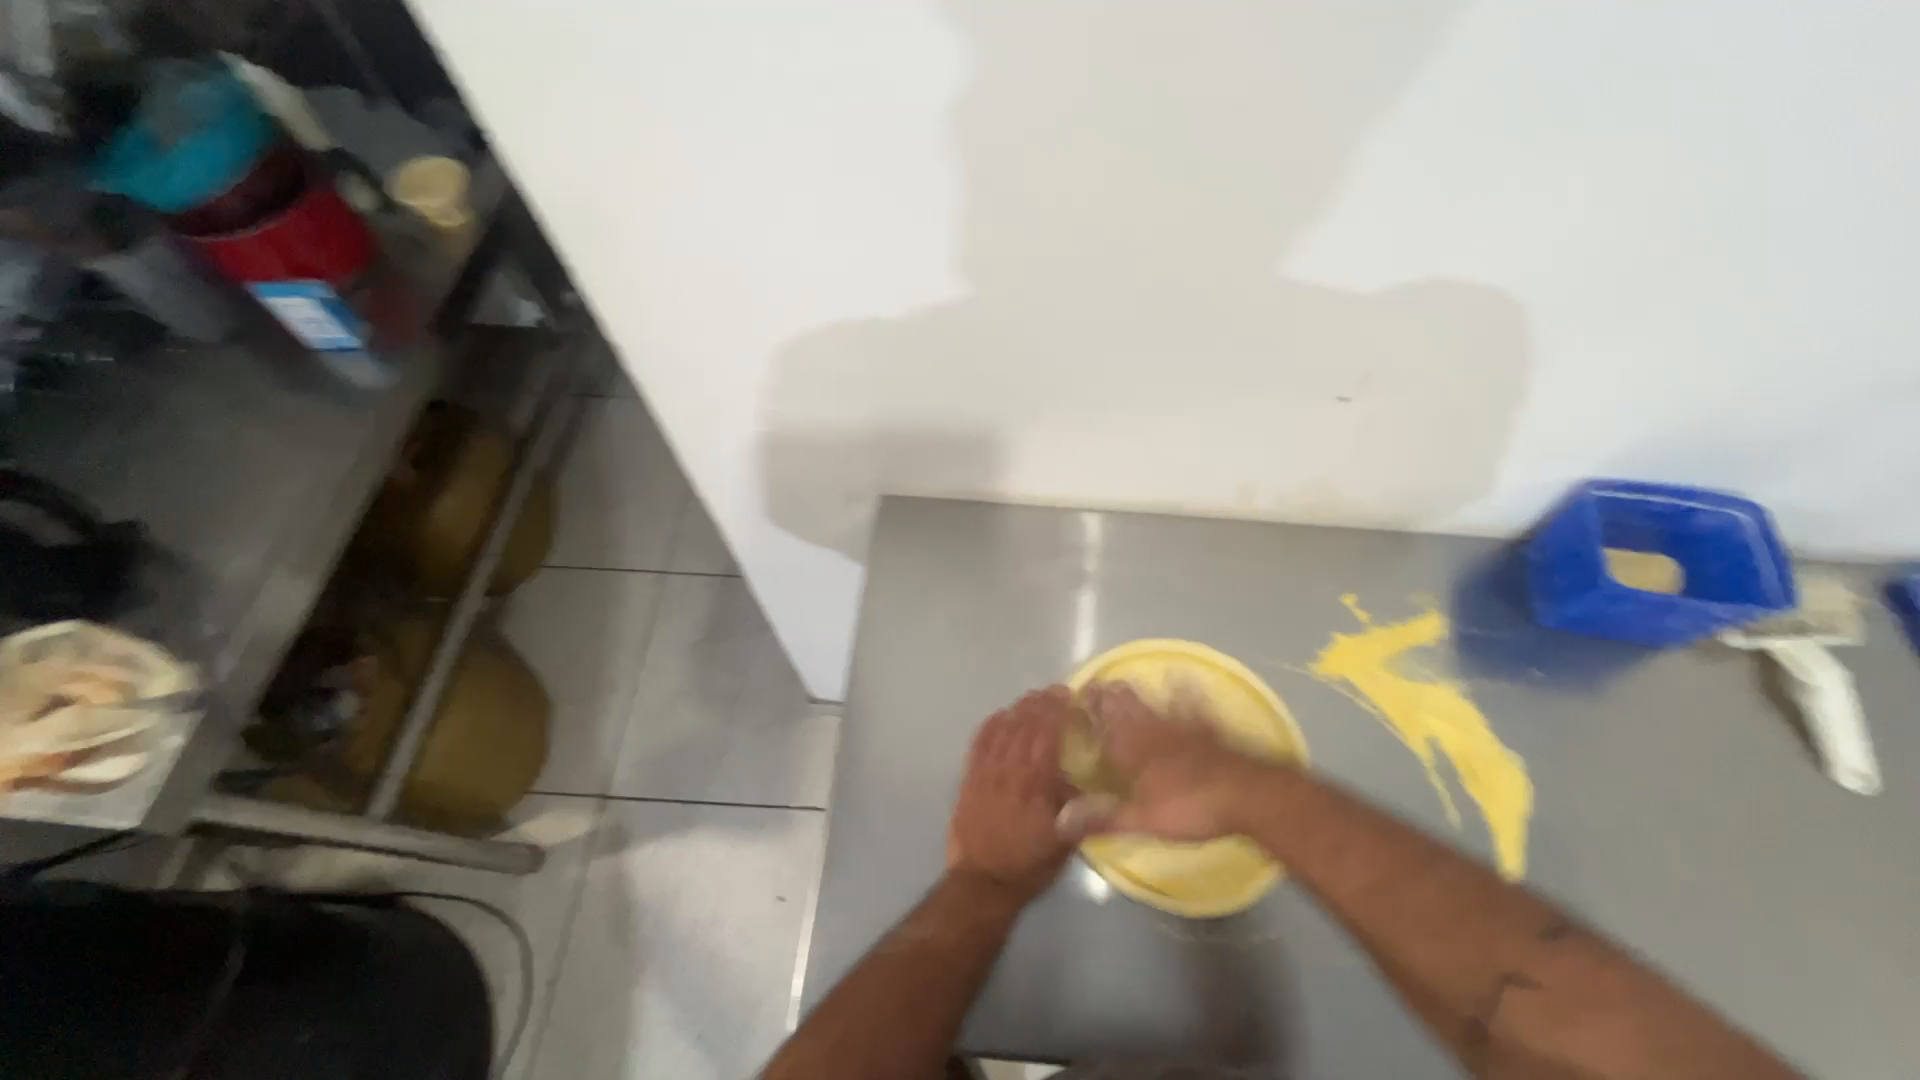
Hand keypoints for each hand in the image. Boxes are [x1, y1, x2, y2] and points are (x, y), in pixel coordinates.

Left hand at [945, 686, 1077, 905]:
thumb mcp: (1065, 839)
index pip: (1048, 734)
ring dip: (1018, 710)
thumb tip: (1089, 780)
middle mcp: (1010, 770)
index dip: (1058, 712)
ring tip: (1031, 699)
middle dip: (1040, 704)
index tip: (1070, 697)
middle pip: (1025, 725)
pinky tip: (999, 715)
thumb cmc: (1029, 864)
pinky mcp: (969, 780)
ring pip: (1002, 730)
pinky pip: (978, 743)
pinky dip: (989, 725)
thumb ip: (1077, 806)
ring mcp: (986, 773)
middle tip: (1054, 692)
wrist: (982, 882)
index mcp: (1036, 783)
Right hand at [1060, 681, 1276, 841]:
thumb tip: (1059, 821)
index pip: (1102, 727)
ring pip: (1153, 703)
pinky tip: (1182, 676)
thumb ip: (1102, 819)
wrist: (1248, 795)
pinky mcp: (1209, 729)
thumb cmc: (1191, 809)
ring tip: (1123, 679)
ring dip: (1136, 692)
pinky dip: (1184, 690)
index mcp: (1133, 752)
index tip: (1073, 699)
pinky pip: (1192, 704)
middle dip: (1108, 697)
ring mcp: (1183, 727)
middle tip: (1095, 684)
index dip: (1087, 713)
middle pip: (1125, 709)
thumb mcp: (1142, 820)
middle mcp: (1153, 733)